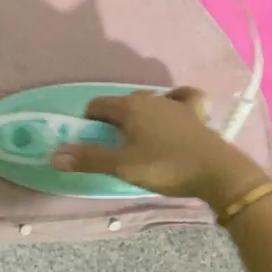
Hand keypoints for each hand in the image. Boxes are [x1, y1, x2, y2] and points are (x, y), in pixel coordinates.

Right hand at [53, 87, 271, 208]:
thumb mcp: (123, 166)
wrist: (218, 173)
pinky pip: (182, 99)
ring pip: (148, 102)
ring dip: (139, 116)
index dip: (87, 122)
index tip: (89, 143)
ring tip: (139, 139)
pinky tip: (173, 113)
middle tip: (112, 148)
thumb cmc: (166, 167)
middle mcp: (150, 98)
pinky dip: (175, 103)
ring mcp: (175, 103)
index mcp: (129, 106)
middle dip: (112, 121)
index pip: (96, 106)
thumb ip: (88, 159)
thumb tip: (54, 154)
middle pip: (121, 105)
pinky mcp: (196, 113)